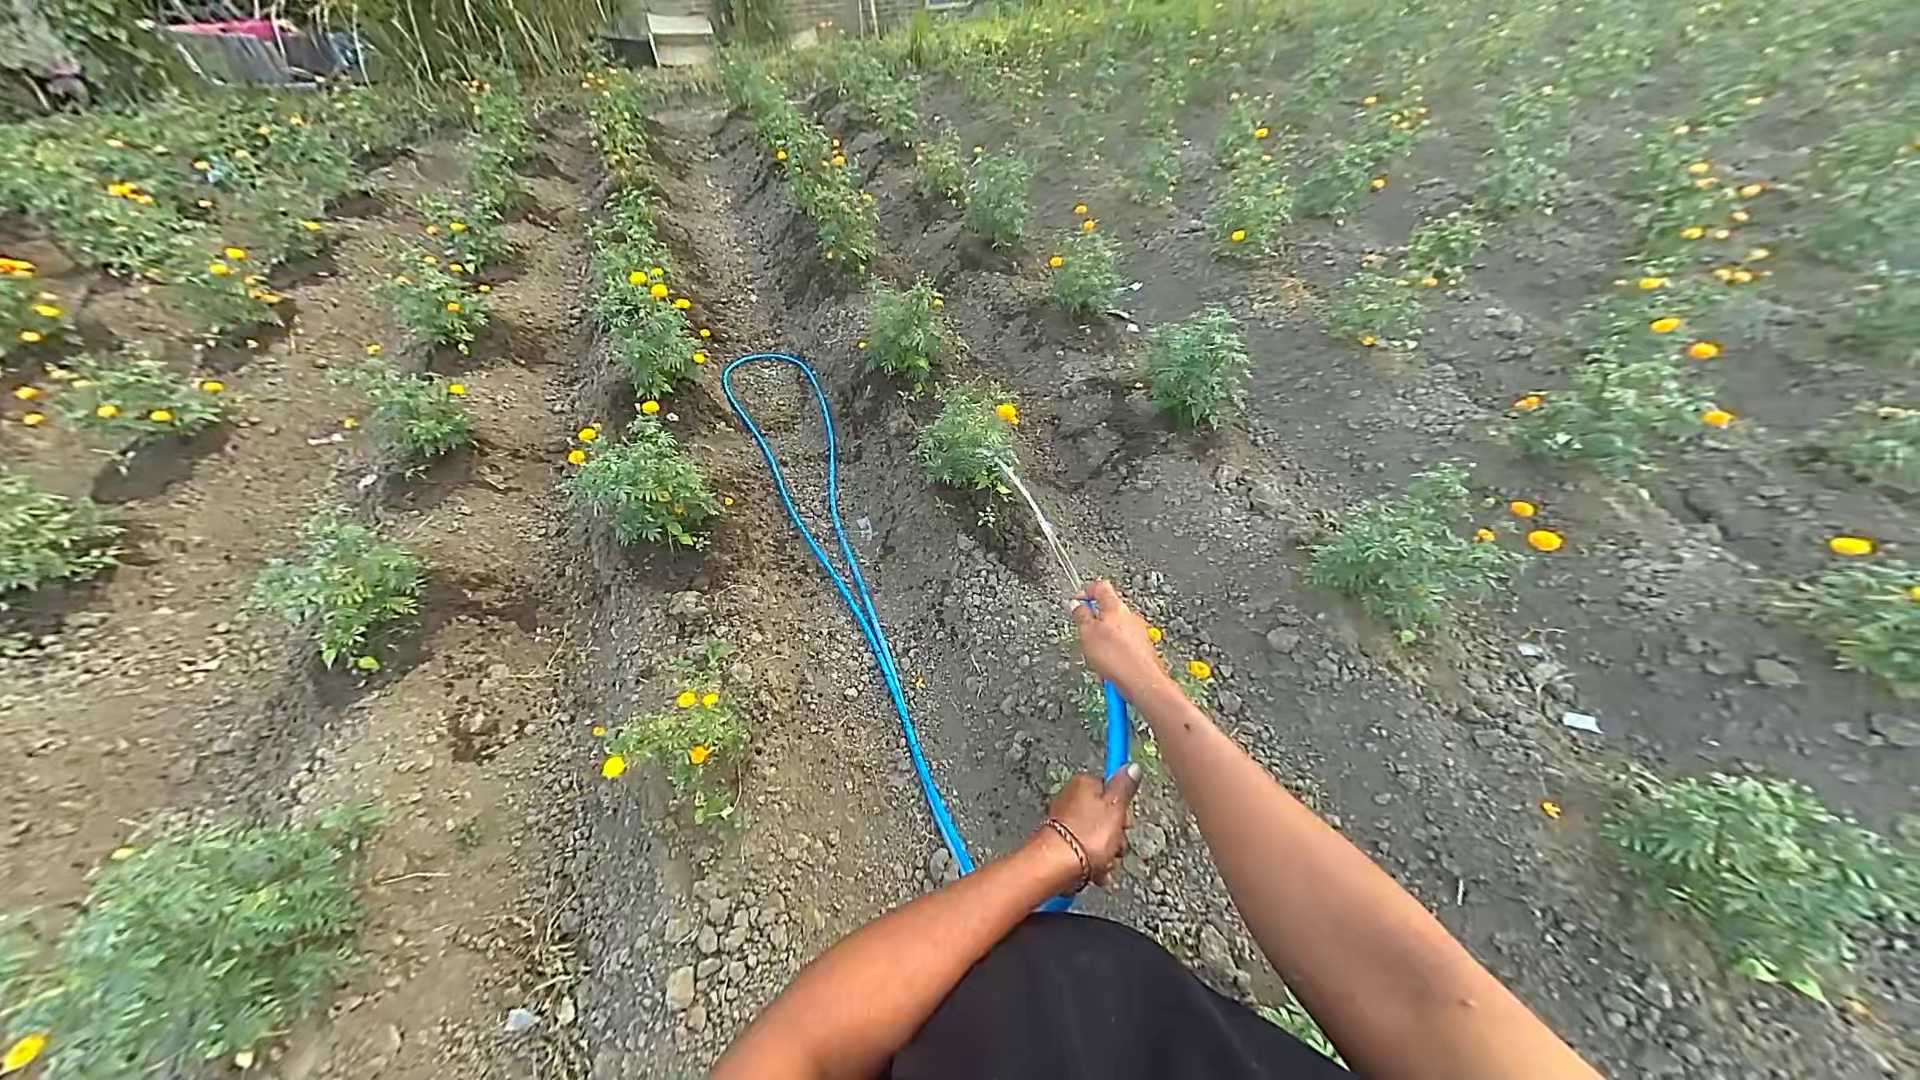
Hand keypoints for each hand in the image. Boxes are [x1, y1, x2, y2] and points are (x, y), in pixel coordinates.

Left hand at [1035, 764, 1141, 887]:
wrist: (1057, 864)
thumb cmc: (1087, 835)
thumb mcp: (1115, 808)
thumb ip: (1125, 786)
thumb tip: (1133, 767)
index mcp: (1084, 784)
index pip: (1112, 790)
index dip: (1123, 810)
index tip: (1124, 822)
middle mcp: (1072, 798)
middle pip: (1107, 817)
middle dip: (1116, 836)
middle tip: (1115, 844)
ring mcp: (1066, 821)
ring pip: (1098, 838)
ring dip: (1107, 854)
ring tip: (1103, 862)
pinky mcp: (1062, 842)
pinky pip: (1086, 852)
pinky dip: (1093, 864)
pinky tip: (1095, 871)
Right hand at [1070, 579, 1167, 697]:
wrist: (1142, 682)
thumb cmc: (1117, 657)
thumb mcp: (1087, 633)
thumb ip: (1081, 616)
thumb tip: (1076, 605)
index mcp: (1115, 606)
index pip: (1100, 587)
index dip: (1086, 592)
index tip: (1077, 602)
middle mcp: (1130, 616)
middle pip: (1107, 611)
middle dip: (1093, 624)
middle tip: (1085, 636)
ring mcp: (1138, 632)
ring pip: (1114, 632)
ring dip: (1103, 643)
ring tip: (1098, 659)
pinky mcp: (1142, 649)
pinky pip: (1122, 648)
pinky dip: (1113, 656)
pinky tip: (1109, 670)